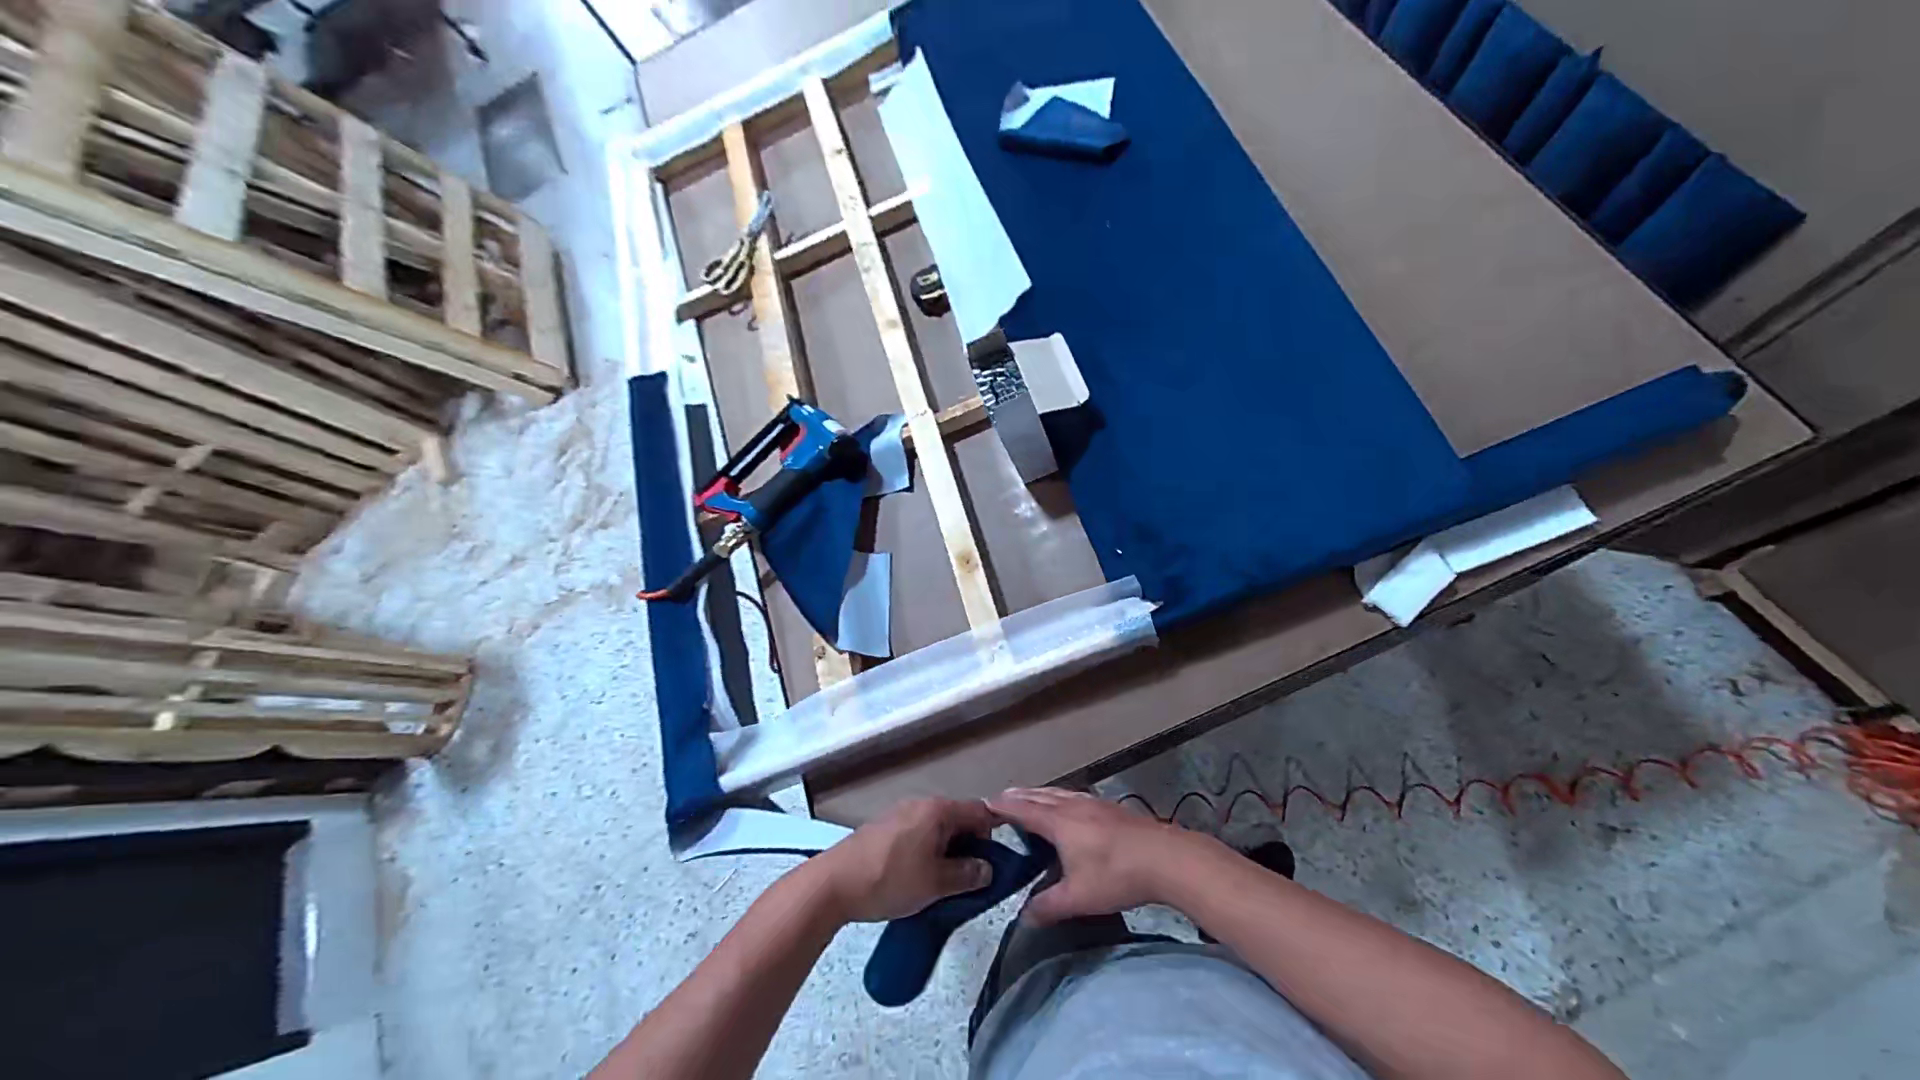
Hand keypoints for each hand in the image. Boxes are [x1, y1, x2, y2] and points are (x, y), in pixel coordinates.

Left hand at [810, 797, 996, 922]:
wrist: (833, 884)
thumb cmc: (889, 880)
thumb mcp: (936, 884)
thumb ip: (969, 875)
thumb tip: (987, 869)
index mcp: (938, 810)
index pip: (980, 812)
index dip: (994, 836)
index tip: (999, 863)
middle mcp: (920, 804)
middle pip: (959, 820)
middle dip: (971, 848)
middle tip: (974, 881)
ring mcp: (900, 814)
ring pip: (938, 830)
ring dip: (948, 853)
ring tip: (947, 885)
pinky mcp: (884, 829)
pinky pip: (919, 835)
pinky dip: (928, 853)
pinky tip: (921, 879)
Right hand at [988, 787, 1214, 925]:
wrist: (1166, 859)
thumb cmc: (1117, 875)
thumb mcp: (1078, 898)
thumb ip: (1049, 906)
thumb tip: (1025, 916)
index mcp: (1059, 822)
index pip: (1023, 810)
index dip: (1003, 807)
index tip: (985, 804)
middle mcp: (1073, 806)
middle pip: (1039, 796)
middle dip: (1018, 797)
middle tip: (1002, 799)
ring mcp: (1095, 803)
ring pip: (1059, 793)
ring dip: (1040, 794)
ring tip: (1031, 798)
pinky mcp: (1112, 808)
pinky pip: (1075, 796)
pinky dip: (1061, 797)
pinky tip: (1070, 805)